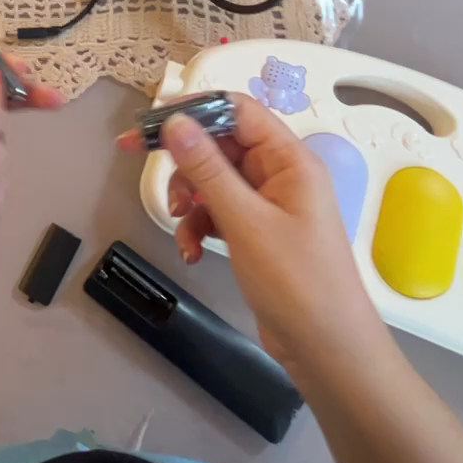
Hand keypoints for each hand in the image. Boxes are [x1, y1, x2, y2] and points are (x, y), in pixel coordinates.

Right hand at [118, 94, 385, 375]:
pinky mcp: (256, 230)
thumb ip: (207, 168)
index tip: (150, 121)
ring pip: (211, 178)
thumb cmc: (297, 282)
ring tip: (181, 223)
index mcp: (289, 160)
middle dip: (182, 159)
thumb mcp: (245, 221)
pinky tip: (193, 250)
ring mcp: (268, 203)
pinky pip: (216, 210)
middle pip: (218, 143)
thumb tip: (175, 121)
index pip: (236, 110)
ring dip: (188, 197)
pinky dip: (198, 225)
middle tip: (134, 157)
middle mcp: (279, 174)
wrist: (329, 353)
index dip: (193, 108)